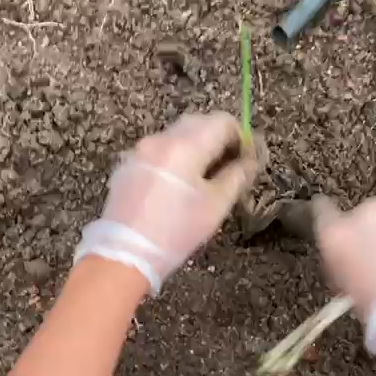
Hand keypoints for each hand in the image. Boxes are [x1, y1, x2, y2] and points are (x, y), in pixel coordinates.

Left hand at [73, 113, 257, 293]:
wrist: (125, 254)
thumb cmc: (175, 231)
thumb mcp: (216, 205)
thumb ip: (237, 176)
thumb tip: (249, 161)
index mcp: (185, 145)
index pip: (222, 121)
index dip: (241, 136)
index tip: (249, 156)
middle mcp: (160, 140)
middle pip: (197, 123)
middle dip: (218, 138)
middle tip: (231, 164)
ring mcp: (140, 151)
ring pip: (175, 136)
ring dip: (195, 147)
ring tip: (205, 177)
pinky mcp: (127, 166)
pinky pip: (157, 152)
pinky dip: (174, 158)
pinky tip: (178, 184)